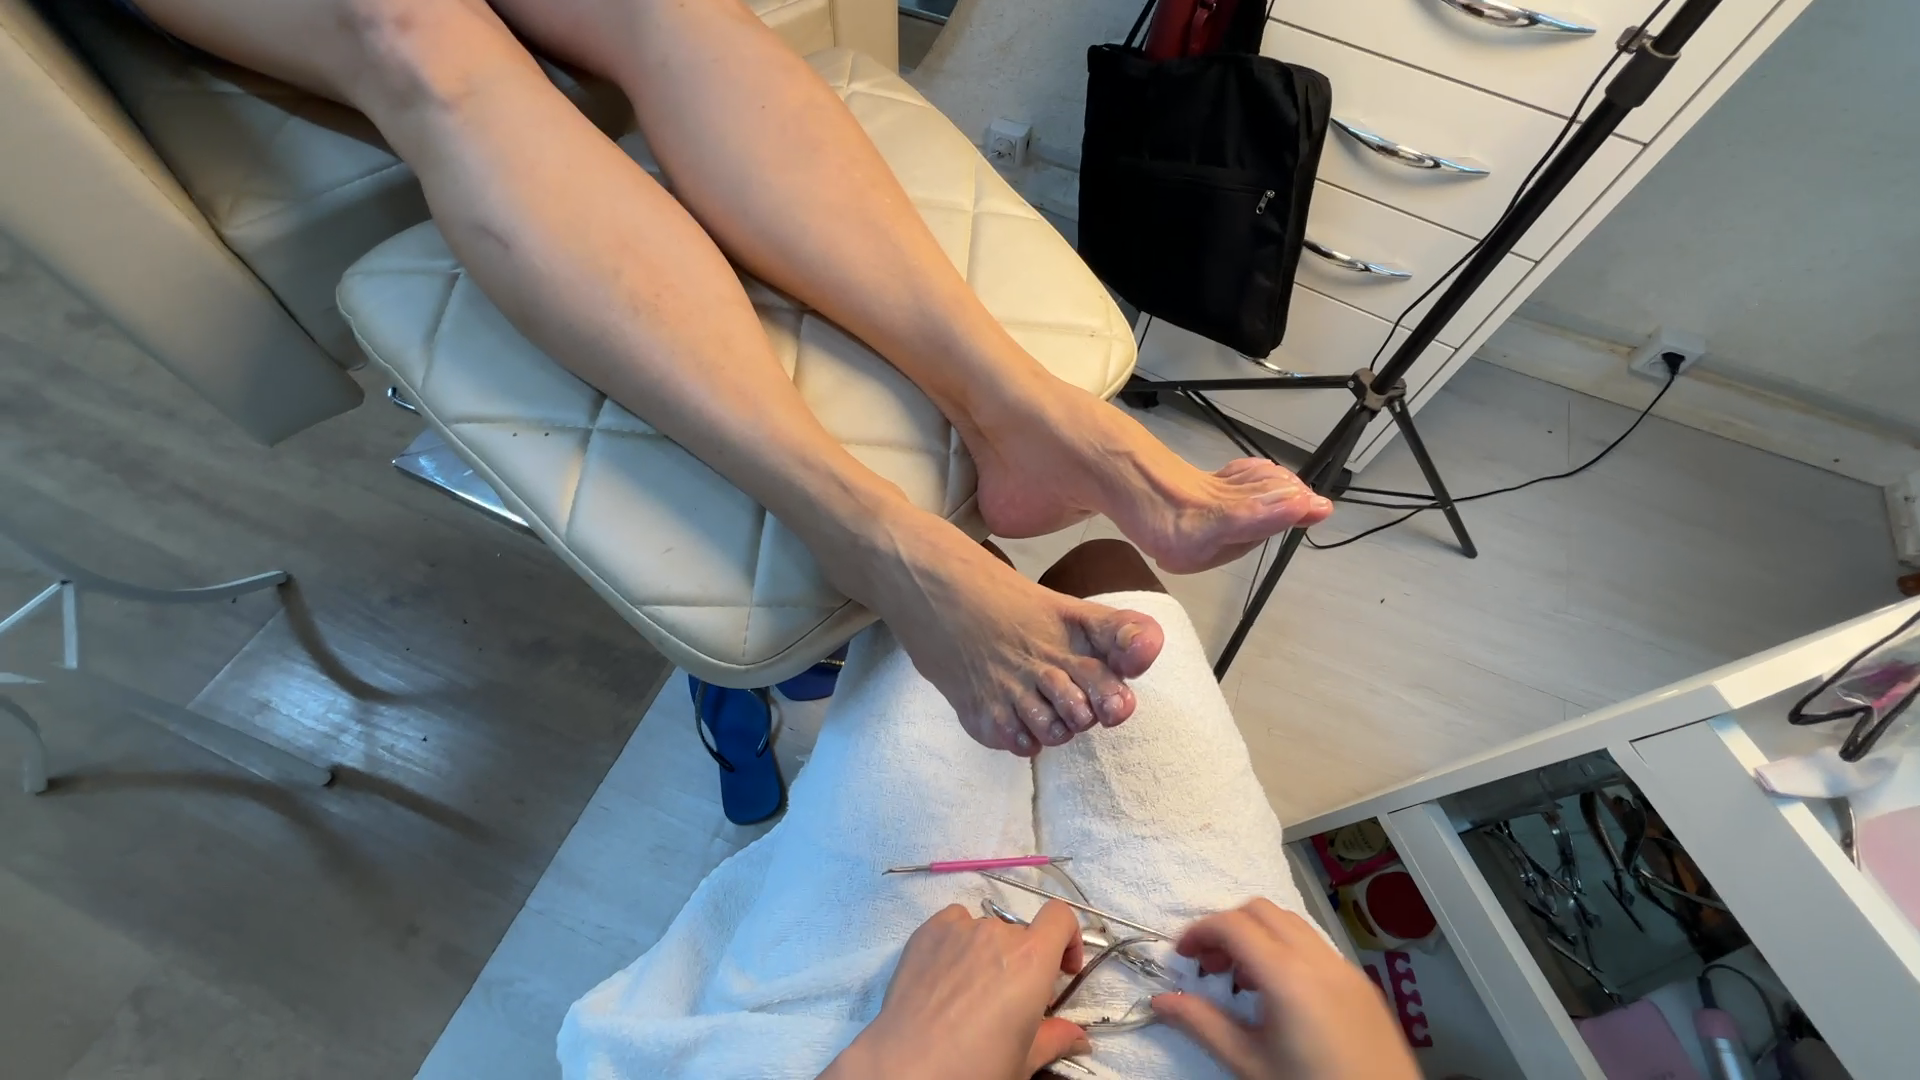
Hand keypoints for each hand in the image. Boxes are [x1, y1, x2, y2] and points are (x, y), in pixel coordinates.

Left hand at [822, 901, 1090, 1079]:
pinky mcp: (928, 929)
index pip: (1060, 918)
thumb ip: (1053, 1039)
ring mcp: (960, 927)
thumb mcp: (1023, 1063)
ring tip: (968, 994)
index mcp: (1031, 961)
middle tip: (1008, 1004)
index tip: (1062, 969)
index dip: (1068, 938)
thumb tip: (1078, 1036)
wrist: (907, 1068)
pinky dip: (958, 941)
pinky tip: (946, 975)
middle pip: (1021, 935)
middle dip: (1022, 963)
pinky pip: (955, 924)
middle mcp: (998, 933)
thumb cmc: (974, 1070)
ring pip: (986, 931)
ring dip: (988, 955)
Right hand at [1151, 899, 1418, 1079]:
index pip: (1231, 924)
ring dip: (1258, 935)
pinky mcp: (1364, 984)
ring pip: (1290, 922)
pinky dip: (1288, 949)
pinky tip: (1283, 993)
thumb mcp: (1250, 1065)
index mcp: (1286, 974)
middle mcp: (1318, 958)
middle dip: (1228, 927)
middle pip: (1259, 910)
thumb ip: (1202, 1025)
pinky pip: (1317, 945)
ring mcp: (1346, 968)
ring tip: (1244, 980)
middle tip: (1211, 966)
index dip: (1199, 931)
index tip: (1183, 957)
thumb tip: (1160, 1000)